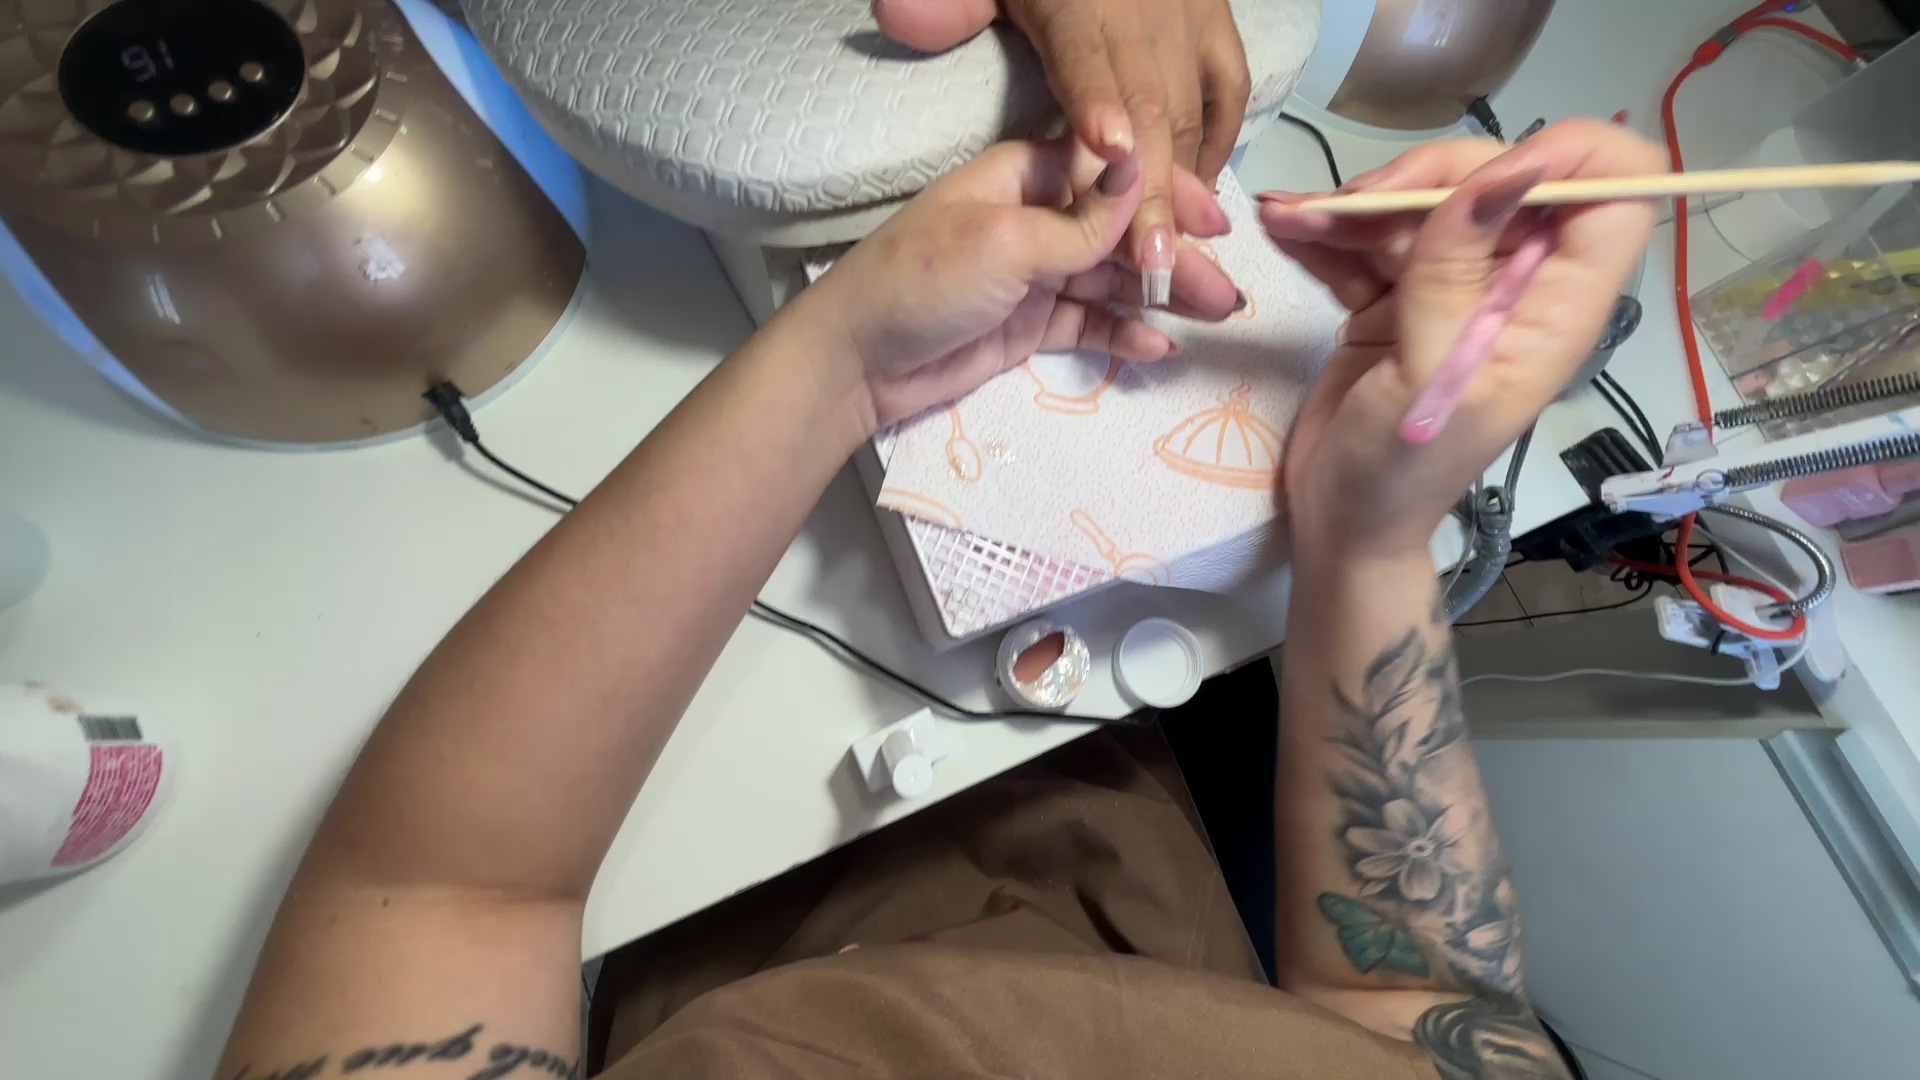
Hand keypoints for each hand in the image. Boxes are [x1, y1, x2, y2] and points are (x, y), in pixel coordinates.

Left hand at [795, 138, 1240, 430]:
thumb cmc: (924, 282)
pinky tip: (1157, 347)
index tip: (1216, 222)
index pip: (1110, 176)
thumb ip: (1078, 223)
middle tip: (1226, 291)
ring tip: (1210, 317)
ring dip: (1158, 298)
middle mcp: (1034, 222)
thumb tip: (1143, 179)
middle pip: (1119, 234)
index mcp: (1025, 179)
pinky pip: (1086, 324)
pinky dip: (1120, 334)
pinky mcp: (1027, 326)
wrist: (863, 361)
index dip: (1165, 196)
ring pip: (1110, 282)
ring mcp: (1032, 277)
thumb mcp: (1005, 242)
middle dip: (1173, 257)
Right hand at [1259, 118, 1663, 558]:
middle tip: (1343, 206)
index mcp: (1551, 306)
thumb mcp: (1430, 375)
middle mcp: (1506, 288)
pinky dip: (1323, 237)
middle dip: (1417, 183)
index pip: (1612, 194)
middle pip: (1492, 187)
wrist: (1340, 518)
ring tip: (1286, 214)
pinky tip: (1283, 224)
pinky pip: (1361, 252)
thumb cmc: (1400, 465)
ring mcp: (1442, 294)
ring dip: (1349, 208)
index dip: (1563, 162)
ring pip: (1414, 214)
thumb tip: (1500, 171)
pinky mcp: (1387, 306)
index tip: (1475, 180)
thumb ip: (1453, 275)